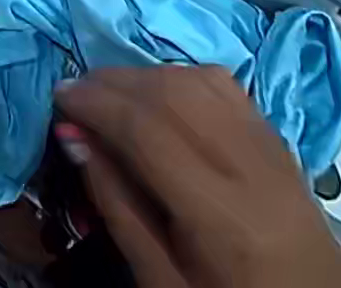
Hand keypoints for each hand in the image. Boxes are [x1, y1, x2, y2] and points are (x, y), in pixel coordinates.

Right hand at [55, 66, 340, 287]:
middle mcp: (256, 170)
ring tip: (110, 93)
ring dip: (145, 75)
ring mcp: (274, 150)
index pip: (148, 130)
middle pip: (173, 92)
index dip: (97, 104)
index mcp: (226, 219)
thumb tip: (72, 134)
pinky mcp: (280, 142)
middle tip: (76, 92)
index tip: (60, 97)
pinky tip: (158, 93)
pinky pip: (225, 86)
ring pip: (199, 79)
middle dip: (114, 81)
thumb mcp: (162, 282)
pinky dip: (181, 77)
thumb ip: (116, 204)